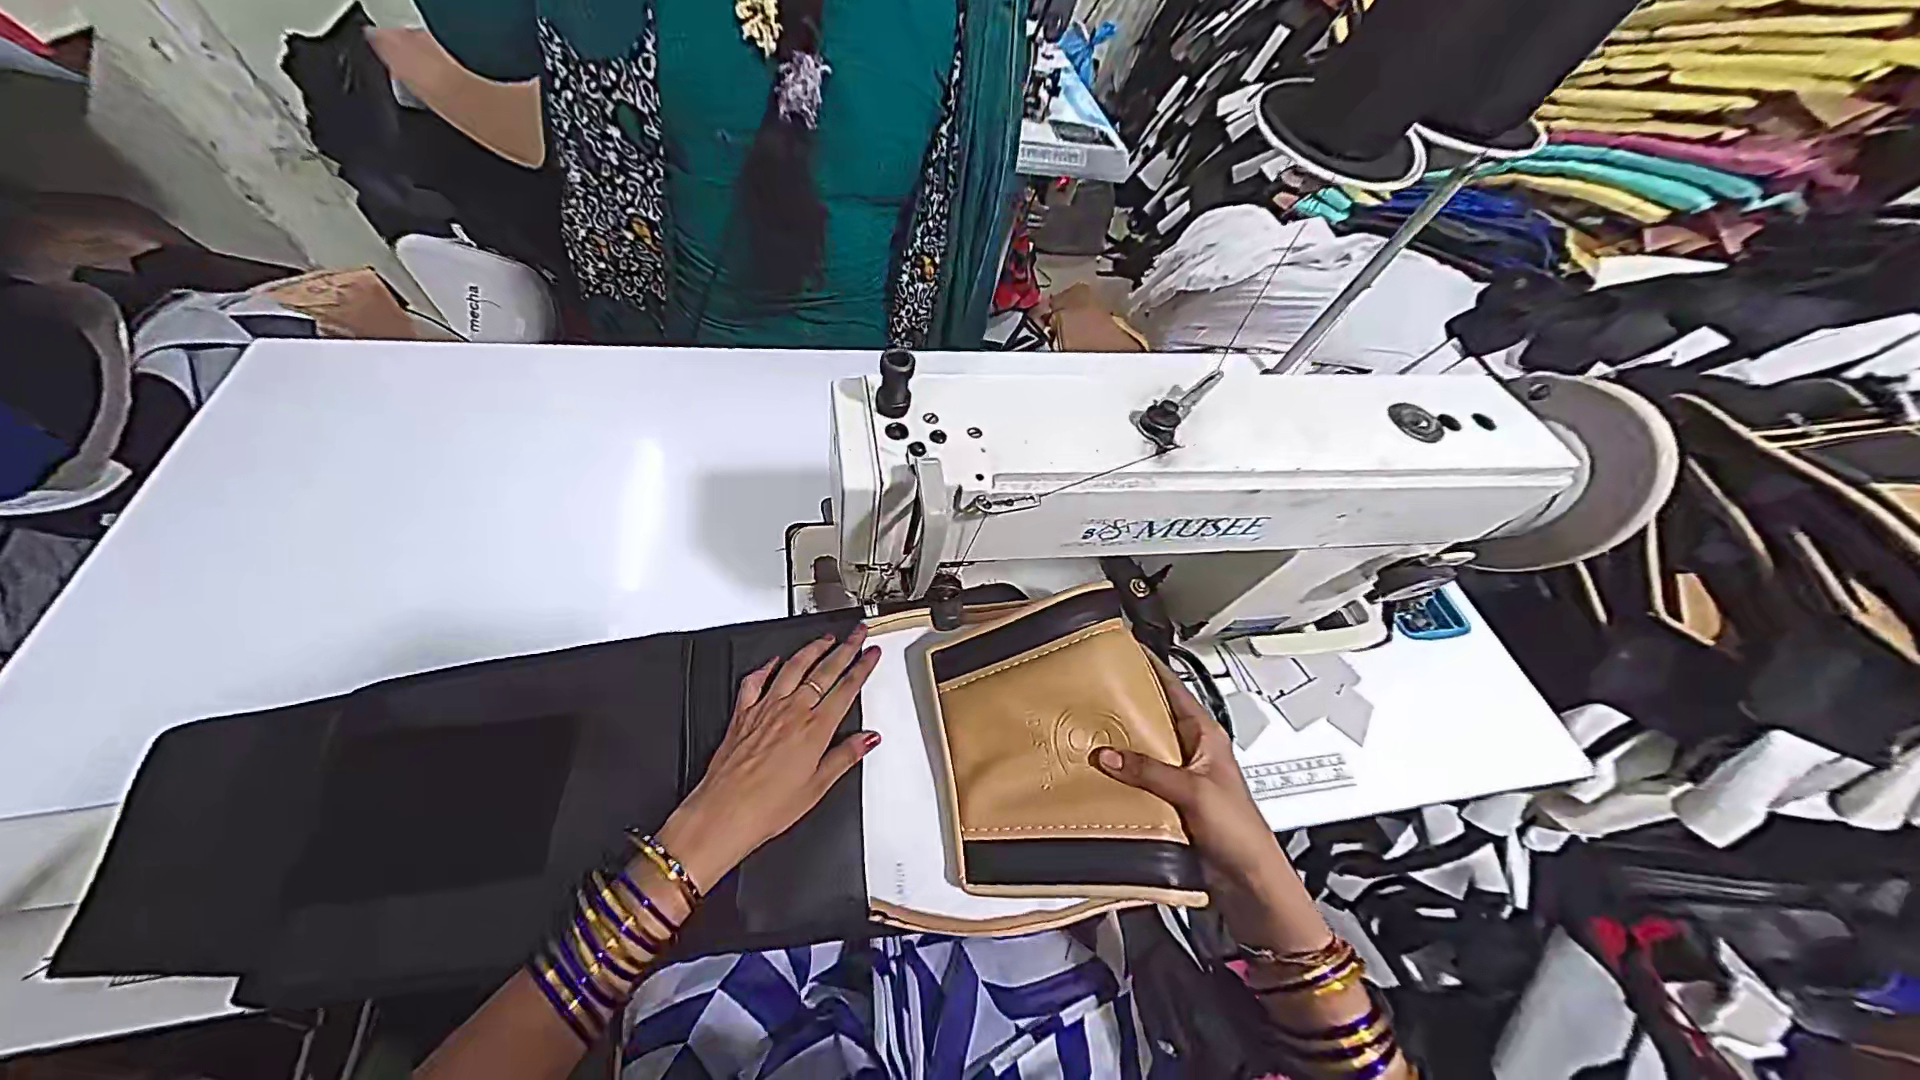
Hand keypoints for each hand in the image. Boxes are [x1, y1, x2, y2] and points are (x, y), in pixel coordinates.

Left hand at [656, 626, 882, 892]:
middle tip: (858, 633)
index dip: (862, 667)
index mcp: (814, 730)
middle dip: (846, 648)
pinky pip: (755, 681)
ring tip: (826, 638)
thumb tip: (868, 739)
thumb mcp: (818, 787)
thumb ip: (845, 756)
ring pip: (793, 667)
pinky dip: (766, 667)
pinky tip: (774, 661)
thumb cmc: (766, 807)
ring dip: (812, 649)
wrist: (722, 814)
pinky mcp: (743, 714)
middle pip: (825, 670)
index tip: (872, 652)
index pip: (846, 688)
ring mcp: (765, 709)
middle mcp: (791, 713)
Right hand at [1093, 656, 1330, 951]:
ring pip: (1142, 748)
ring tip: (1090, 730)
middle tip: (1094, 692)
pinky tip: (1101, 773)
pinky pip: (1139, 777)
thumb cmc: (1241, 831)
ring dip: (1120, 743)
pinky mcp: (1169, 798)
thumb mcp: (1194, 791)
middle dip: (1125, 705)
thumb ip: (1150, 771)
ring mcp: (1179, 774)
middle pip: (1152, 716)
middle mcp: (1191, 749)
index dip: (1150, 666)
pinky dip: (1121, 774)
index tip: (1126, 649)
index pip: (1172, 687)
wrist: (1250, 881)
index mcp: (1205, 734)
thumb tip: (1109, 755)